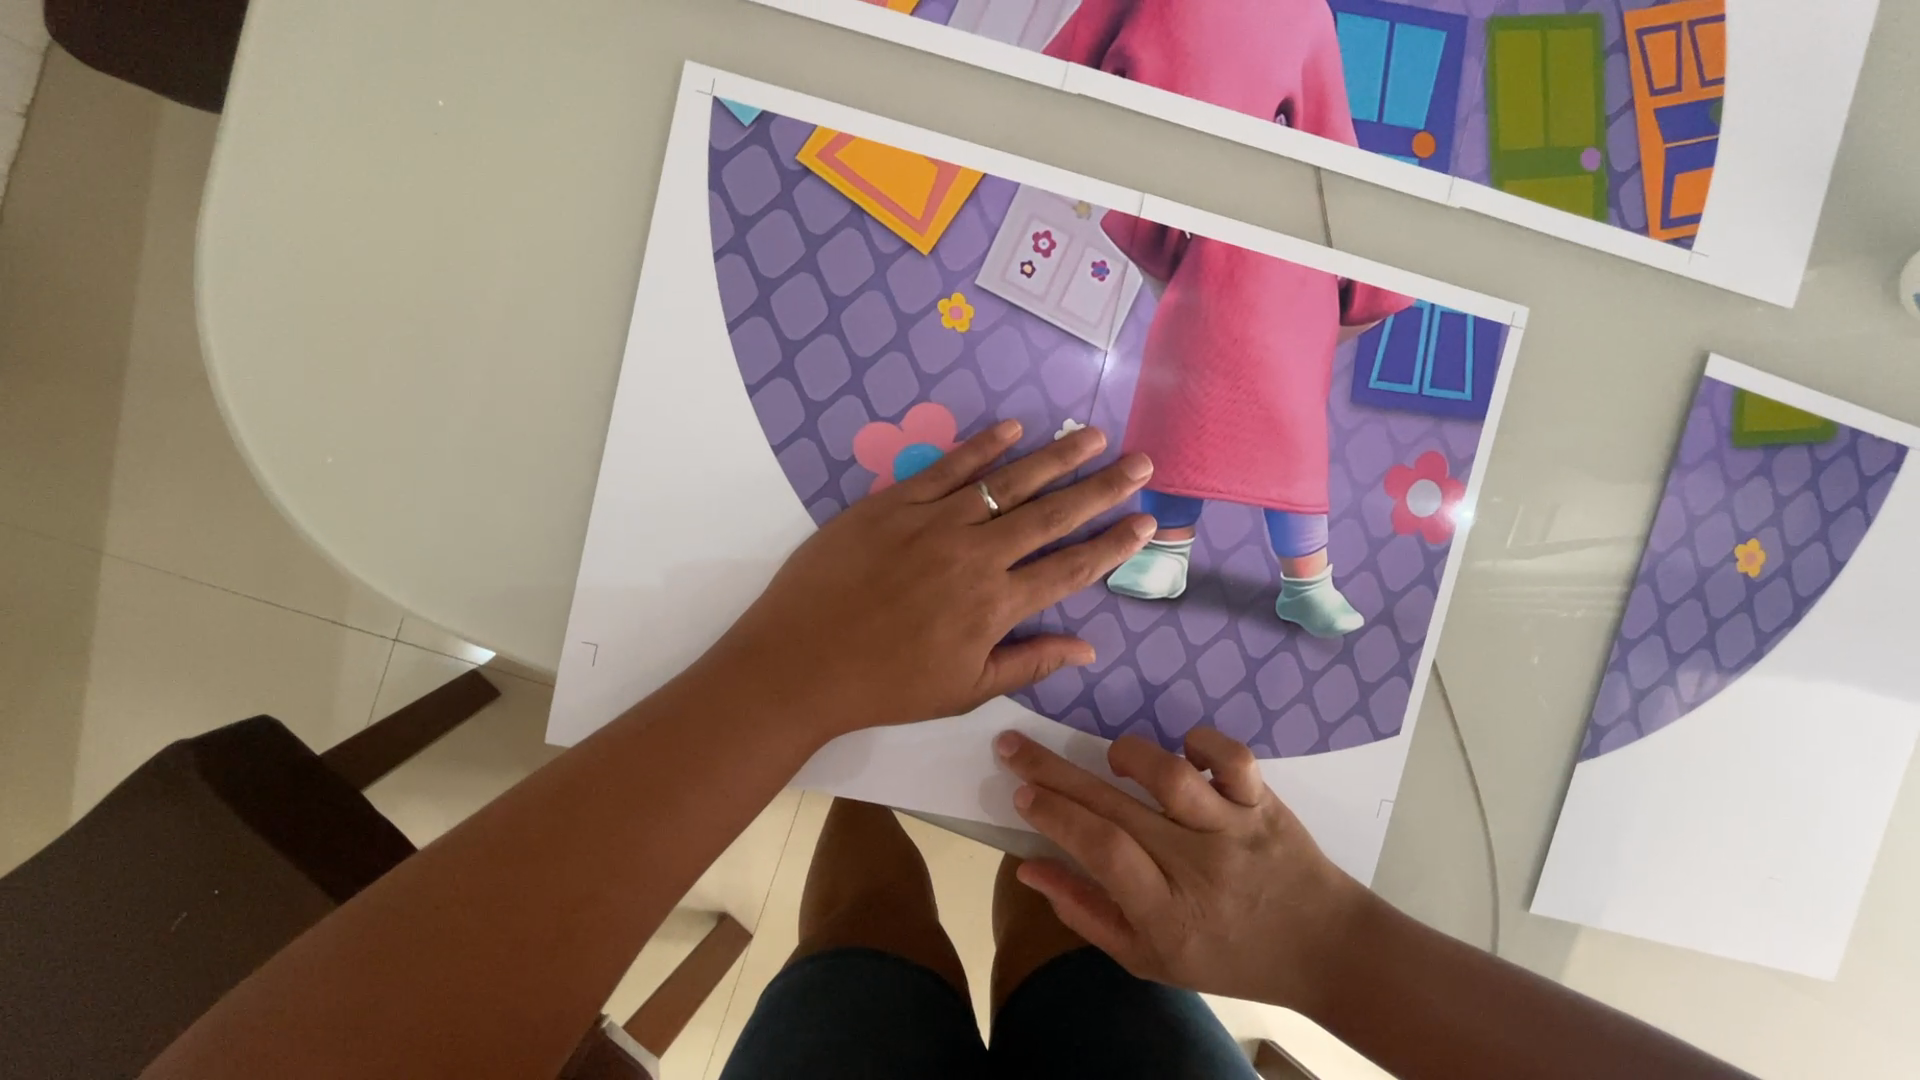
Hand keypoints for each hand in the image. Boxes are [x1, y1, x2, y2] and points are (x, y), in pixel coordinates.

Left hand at [710, 420, 1155, 740]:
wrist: (800, 663)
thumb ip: (1029, 664)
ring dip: (1056, 457)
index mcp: (996, 606)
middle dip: (1102, 487)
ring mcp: (934, 523)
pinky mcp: (894, 503)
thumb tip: (1088, 648)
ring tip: (1093, 436)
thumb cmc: (886, 686)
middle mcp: (976, 556)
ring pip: (1008, 482)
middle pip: (1052, 514)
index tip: (1147, 522)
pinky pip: (948, 467)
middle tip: (1141, 463)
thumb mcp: (964, 690)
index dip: (1113, 545)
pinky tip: (1014, 428)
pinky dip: (982, 446)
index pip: (1071, 567)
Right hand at [994, 728, 1372, 1011]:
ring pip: (1173, 778)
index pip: (1101, 852)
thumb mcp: (1149, 958)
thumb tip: (1029, 867)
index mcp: (1167, 914)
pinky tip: (1183, 748)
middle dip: (1054, 771)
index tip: (1020, 793)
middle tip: (1014, 744)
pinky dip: (1203, 742)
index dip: (1056, 818)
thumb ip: (1086, 913)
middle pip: (1117, 809)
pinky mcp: (1264, 803)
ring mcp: (1234, 830)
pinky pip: (1234, 760)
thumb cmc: (1227, 956)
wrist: (1325, 950)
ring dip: (1130, 756)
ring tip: (1112, 758)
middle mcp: (1198, 866)